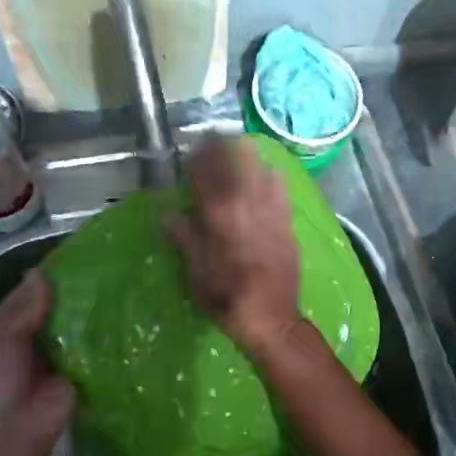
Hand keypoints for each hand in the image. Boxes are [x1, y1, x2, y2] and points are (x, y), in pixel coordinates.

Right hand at [164, 135, 303, 352]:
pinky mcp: (287, 226)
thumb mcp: (197, 273)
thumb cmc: (227, 299)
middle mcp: (246, 210)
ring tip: (241, 143)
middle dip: (224, 150)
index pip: (206, 179)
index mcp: (219, 220)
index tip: (192, 147)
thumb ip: (184, 239)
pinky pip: (281, 194)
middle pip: (235, 169)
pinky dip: (274, 178)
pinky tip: (270, 170)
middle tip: (216, 136)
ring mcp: (271, 216)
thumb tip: (167, 213)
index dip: (198, 160)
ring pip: (260, 175)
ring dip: (249, 157)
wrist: (272, 319)